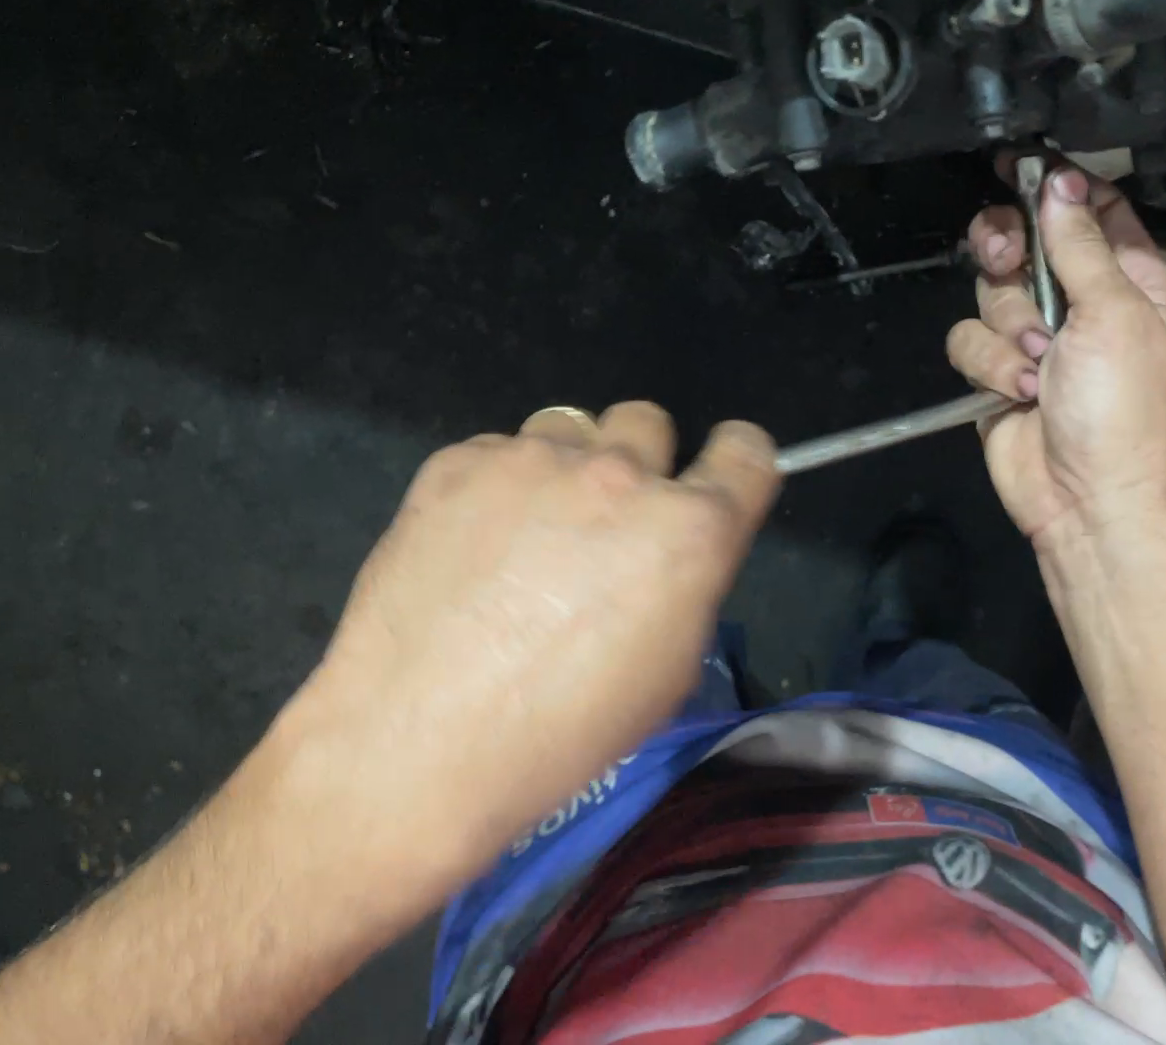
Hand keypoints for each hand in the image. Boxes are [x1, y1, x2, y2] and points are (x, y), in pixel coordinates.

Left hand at [255, 402, 779, 910]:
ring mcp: (534, 459)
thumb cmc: (566, 729)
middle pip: (650, 422)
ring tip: (528, 535)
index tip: (714, 484)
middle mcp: (621, 475)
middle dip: (640, 466)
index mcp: (690, 531)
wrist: (418, 743)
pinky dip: (500, 486)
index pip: (747, 450)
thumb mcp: (670, 668)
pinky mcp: (459, 460)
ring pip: (572, 428)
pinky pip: (501, 452)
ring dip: (568, 469)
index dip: (737, 462)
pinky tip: (470, 547)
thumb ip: (687, 581)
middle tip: (603, 527)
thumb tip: (667, 549)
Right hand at [946, 166, 1165, 547]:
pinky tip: (1015, 393)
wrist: (1085, 501)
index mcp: (1130, 283)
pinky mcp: (995, 375)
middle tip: (1006, 257)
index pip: (1093, 213)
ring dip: (1008, 326)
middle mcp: (1079, 305)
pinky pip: (969, 341)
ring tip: (1036, 365)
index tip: (1020, 164)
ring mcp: (1034, 342)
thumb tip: (1060, 184)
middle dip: (1010, 251)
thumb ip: (1081, 247)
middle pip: (1027, 245)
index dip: (1058, 187)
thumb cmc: (1123, 409)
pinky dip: (988, 366)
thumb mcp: (1115, 316)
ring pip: (990, 294)